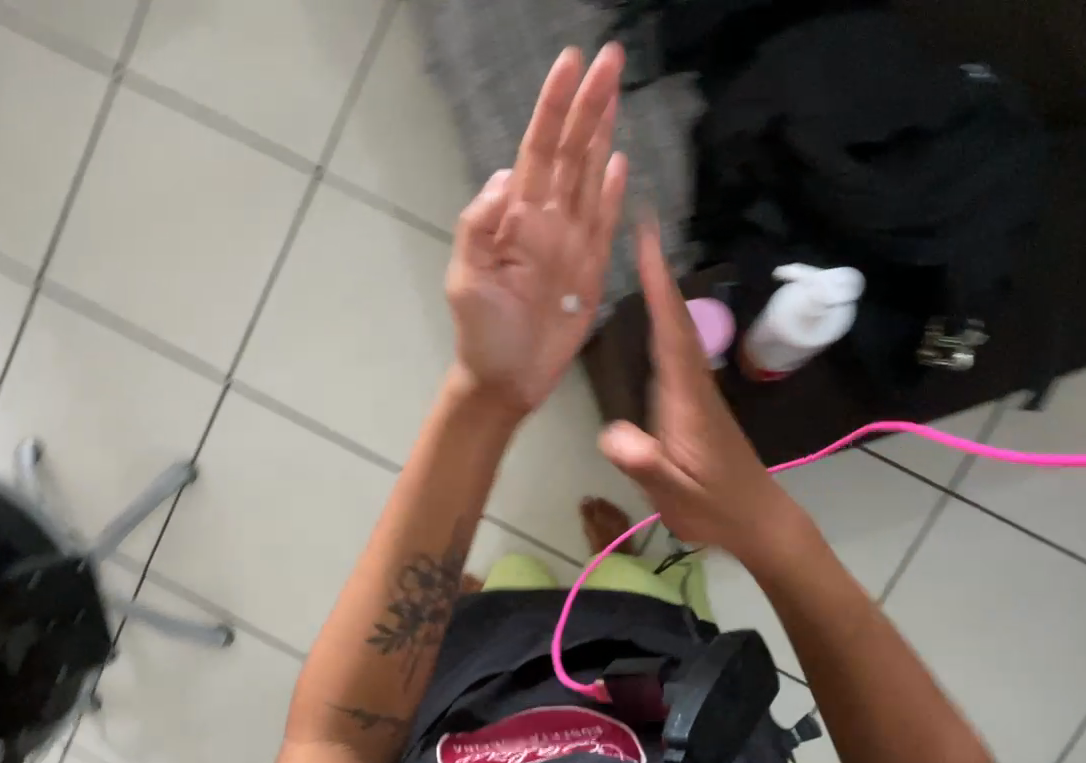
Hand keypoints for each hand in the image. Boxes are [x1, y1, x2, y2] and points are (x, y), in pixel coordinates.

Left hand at [446, 44, 627, 416]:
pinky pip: (605, 223)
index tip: (571, 65)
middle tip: (610, 59)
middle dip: (588, 106)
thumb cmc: (482, 333)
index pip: (537, 152)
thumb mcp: (467, 280)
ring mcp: (571, 244)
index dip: (553, 109)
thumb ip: (480, 227)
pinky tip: (618, 161)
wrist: (507, 380)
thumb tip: (506, 180)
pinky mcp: (591, 270)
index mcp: (514, 219)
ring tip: (616, 92)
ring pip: (590, 178)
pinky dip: (613, 193)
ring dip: (602, 135)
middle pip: (570, 154)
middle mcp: (545, 222)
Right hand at [598, 218, 800, 563]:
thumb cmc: (714, 508)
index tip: (646, 239)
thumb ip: (645, 464)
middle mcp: (695, 386)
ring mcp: (698, 393)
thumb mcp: (675, 493)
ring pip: (680, 332)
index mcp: (688, 399)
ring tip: (643, 259)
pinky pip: (678, 350)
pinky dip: (666, 321)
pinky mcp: (697, 404)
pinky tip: (657, 318)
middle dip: (659, 275)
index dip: (658, 286)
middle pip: (677, 321)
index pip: (671, 333)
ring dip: (663, 293)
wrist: (757, 520)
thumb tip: (610, 434)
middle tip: (642, 228)